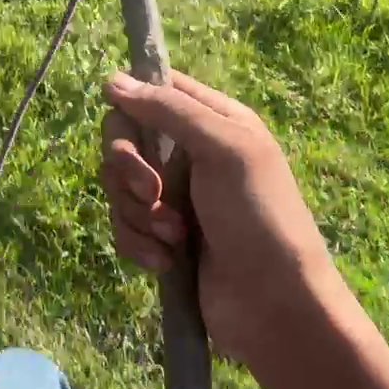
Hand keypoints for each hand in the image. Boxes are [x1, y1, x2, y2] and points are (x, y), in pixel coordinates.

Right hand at [99, 70, 345, 365]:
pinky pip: (122, 224)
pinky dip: (138, 243)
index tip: (125, 121)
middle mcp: (187, 153)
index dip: (132, 102)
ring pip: (116, 183)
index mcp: (211, 121)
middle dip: (128, 167)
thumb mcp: (223, 149)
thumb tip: (112, 79)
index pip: (154, 88)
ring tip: (174, 236)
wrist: (276, 308)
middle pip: (122, 136)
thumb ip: (169, 109)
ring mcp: (171, 196)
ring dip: (137, 212)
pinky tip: (166, 261)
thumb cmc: (260, 217)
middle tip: (151, 191)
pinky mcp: (158, 235)